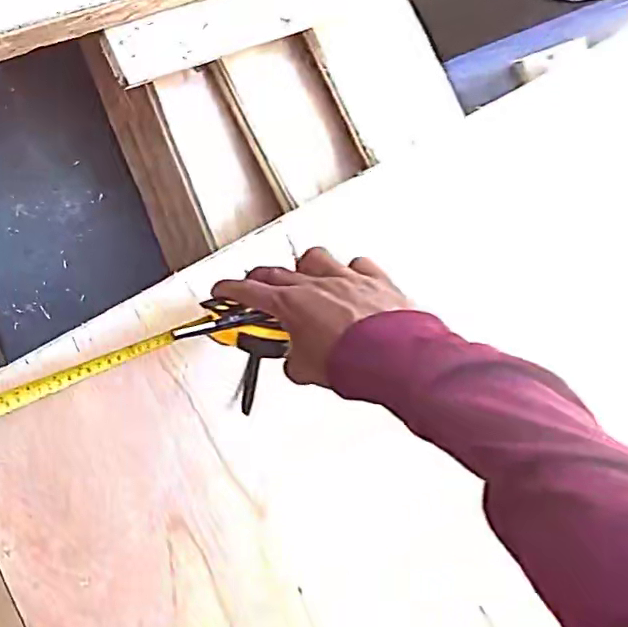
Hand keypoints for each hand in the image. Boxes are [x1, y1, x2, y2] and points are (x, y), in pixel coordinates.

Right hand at [212, 246, 414, 387]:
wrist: (405, 363)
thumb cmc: (358, 363)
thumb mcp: (305, 369)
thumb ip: (291, 359)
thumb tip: (295, 362)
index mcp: (288, 303)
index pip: (244, 290)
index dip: (226, 290)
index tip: (221, 291)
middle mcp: (314, 286)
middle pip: (273, 271)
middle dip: (258, 280)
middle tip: (255, 289)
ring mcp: (347, 280)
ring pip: (314, 257)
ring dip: (304, 266)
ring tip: (304, 278)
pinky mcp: (378, 283)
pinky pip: (360, 265)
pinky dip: (351, 270)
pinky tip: (348, 280)